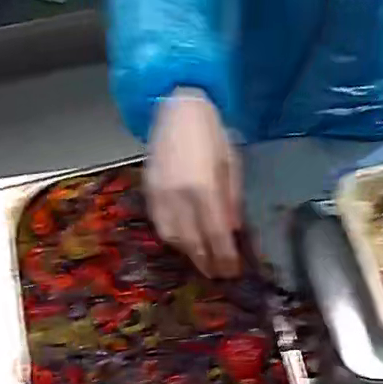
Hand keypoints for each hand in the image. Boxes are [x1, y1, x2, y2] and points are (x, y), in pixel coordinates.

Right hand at [147, 88, 241, 277]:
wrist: (176, 108)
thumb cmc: (211, 132)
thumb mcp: (231, 164)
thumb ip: (231, 200)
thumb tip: (232, 232)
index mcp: (204, 188)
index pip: (217, 236)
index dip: (226, 258)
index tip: (234, 271)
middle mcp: (179, 198)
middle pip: (194, 243)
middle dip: (208, 263)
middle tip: (220, 275)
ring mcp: (160, 197)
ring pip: (174, 239)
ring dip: (190, 255)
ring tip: (203, 261)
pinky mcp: (148, 193)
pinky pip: (160, 227)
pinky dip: (174, 240)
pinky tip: (185, 243)